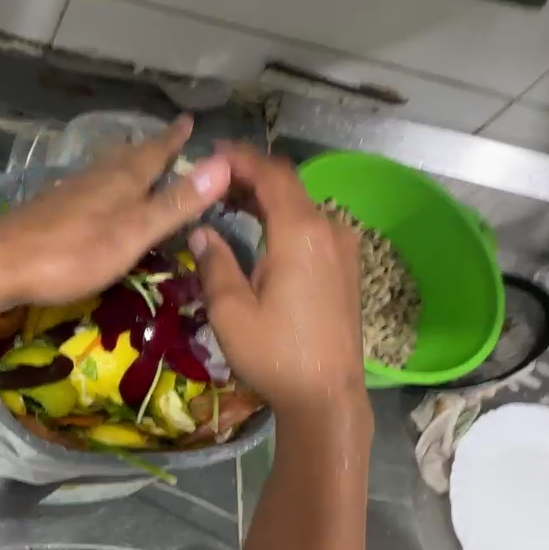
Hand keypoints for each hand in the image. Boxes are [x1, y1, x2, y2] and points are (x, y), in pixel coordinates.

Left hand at [0, 117, 231, 308]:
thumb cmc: (71, 255)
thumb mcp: (132, 234)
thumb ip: (174, 204)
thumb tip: (224, 164)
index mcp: (121, 181)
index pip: (156, 152)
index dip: (174, 139)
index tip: (190, 121)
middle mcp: (95, 179)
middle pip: (128, 158)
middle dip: (150, 149)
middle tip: (165, 139)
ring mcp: (67, 195)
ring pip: (103, 172)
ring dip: (122, 166)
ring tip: (133, 165)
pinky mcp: (46, 213)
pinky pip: (83, 191)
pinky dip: (98, 187)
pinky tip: (90, 199)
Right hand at [190, 143, 366, 422]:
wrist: (326, 394)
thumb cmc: (274, 354)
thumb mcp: (230, 312)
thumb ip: (216, 265)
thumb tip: (202, 232)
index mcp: (300, 233)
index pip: (272, 175)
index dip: (241, 159)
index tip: (211, 155)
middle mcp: (329, 229)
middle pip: (288, 188)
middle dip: (249, 180)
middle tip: (210, 185)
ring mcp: (343, 248)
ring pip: (301, 209)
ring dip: (266, 203)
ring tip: (229, 209)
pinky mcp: (347, 268)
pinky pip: (312, 230)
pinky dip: (282, 223)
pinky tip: (260, 239)